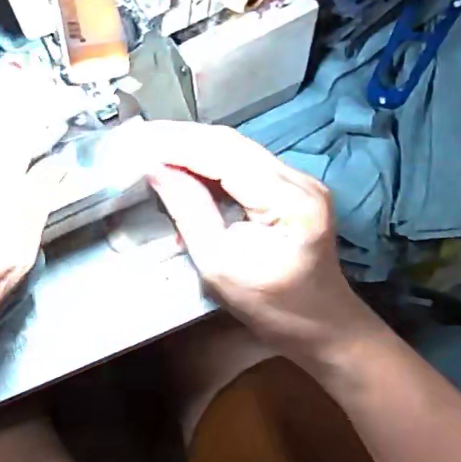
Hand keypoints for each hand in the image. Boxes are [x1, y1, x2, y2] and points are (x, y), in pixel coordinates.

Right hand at [120, 121, 385, 366]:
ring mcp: (300, 178)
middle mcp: (300, 179)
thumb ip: (188, 209)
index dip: (178, 146)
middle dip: (181, 137)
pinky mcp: (292, 184)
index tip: (138, 143)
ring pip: (237, 146)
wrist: (322, 325)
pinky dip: (209, 156)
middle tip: (138, 136)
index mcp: (289, 201)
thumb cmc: (270, 306)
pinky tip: (182, 158)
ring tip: (152, 143)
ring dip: (193, 143)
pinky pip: (244, 159)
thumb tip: (156, 168)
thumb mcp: (217, 263)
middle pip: (231, 143)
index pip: (224, 157)